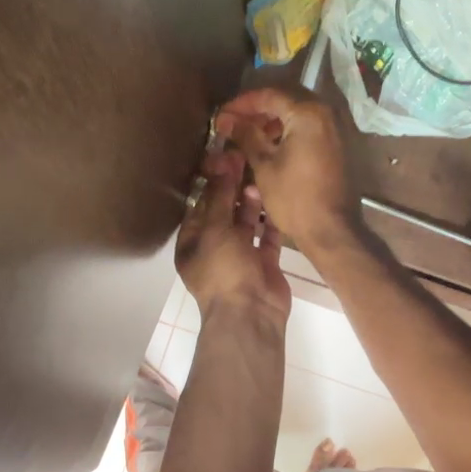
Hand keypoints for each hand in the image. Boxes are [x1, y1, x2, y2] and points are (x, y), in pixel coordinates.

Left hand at [176, 148, 290, 321]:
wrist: (250, 314)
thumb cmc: (223, 270)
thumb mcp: (215, 229)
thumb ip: (221, 196)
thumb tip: (222, 162)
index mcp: (193, 243)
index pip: (200, 206)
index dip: (212, 182)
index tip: (225, 157)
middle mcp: (214, 248)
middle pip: (224, 212)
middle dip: (233, 189)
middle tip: (246, 160)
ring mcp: (240, 257)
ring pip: (246, 224)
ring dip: (252, 203)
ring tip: (260, 179)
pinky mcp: (264, 264)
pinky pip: (267, 237)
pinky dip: (271, 221)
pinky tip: (278, 200)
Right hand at [215, 88, 356, 250]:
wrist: (332, 229)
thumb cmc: (294, 198)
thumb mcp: (264, 165)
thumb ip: (246, 136)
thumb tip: (227, 119)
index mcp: (307, 113)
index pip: (269, 95)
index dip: (242, 103)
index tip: (223, 115)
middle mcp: (326, 113)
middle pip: (286, 99)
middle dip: (259, 109)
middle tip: (236, 122)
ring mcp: (335, 129)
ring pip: (299, 113)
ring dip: (274, 120)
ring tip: (250, 136)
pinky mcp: (338, 145)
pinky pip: (310, 127)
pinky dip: (290, 131)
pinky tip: (272, 147)